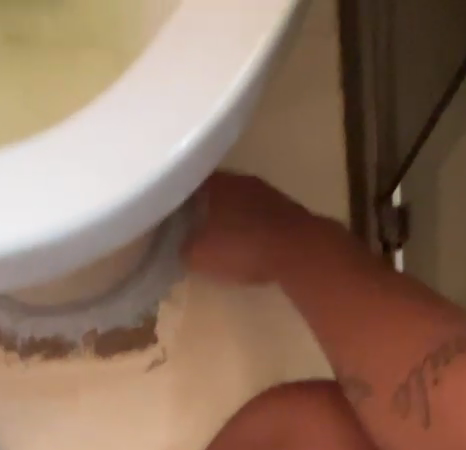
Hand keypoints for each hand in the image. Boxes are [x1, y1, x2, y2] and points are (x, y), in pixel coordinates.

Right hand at [183, 172, 325, 285]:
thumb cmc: (242, 248)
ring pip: (236, 202)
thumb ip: (181, 247)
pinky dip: (247, 227)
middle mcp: (240, 179)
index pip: (186, 182)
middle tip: (189, 230)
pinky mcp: (284, 209)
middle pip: (213, 191)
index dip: (174, 199)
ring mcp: (265, 192)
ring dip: (226, 218)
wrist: (298, 252)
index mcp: (215, 182)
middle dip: (201, 209)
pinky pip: (255, 215)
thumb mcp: (198, 255)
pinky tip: (243, 244)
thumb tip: (177, 245)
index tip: (167, 215)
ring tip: (215, 238)